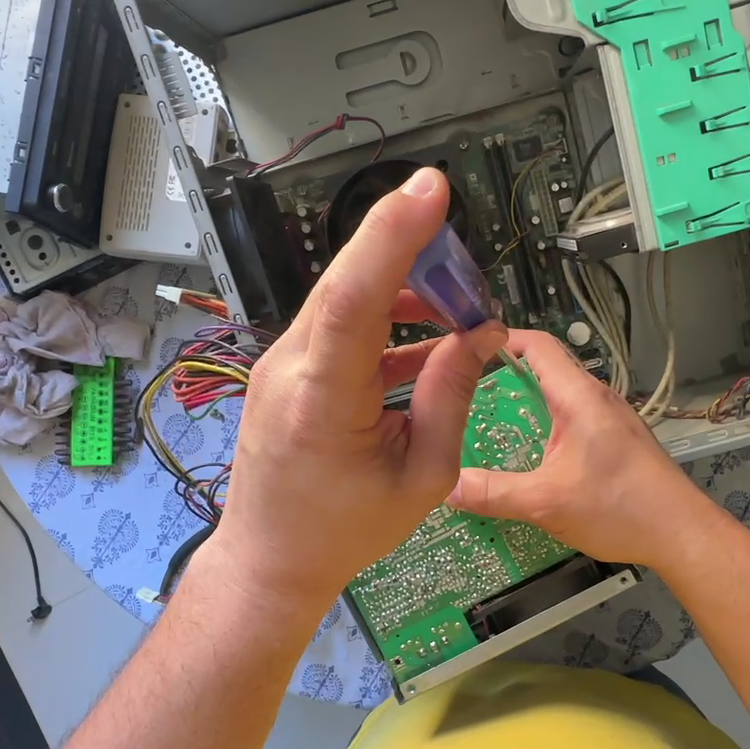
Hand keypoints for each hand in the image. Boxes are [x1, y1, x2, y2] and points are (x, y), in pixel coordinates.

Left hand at [206, 167, 507, 611]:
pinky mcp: (288, 370)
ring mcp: (282, 365)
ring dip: (403, 292)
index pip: (354, 296)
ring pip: (345, 300)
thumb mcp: (422, 477)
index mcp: (322, 400)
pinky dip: (384, 323)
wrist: (271, 560)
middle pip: (349, 283)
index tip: (431, 188)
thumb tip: (478, 337)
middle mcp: (291, 368)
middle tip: (467, 259)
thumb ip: (450, 399)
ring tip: (459, 307)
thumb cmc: (345, 530)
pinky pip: (339, 328)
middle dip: (411, 253)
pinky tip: (428, 339)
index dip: (392, 235)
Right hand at [446, 329, 721, 569]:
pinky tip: (533, 456)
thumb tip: (446, 486)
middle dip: (504, 378)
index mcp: (579, 397)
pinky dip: (547, 426)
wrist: (683, 533)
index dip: (500, 339)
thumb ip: (494, 493)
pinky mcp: (620, 440)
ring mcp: (612, 418)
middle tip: (465, 397)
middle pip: (546, 369)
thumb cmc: (619, 508)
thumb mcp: (546, 503)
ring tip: (490, 426)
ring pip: (561, 397)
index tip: (464, 349)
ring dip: (527, 405)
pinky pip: (575, 419)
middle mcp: (597, 398)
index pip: (537, 345)